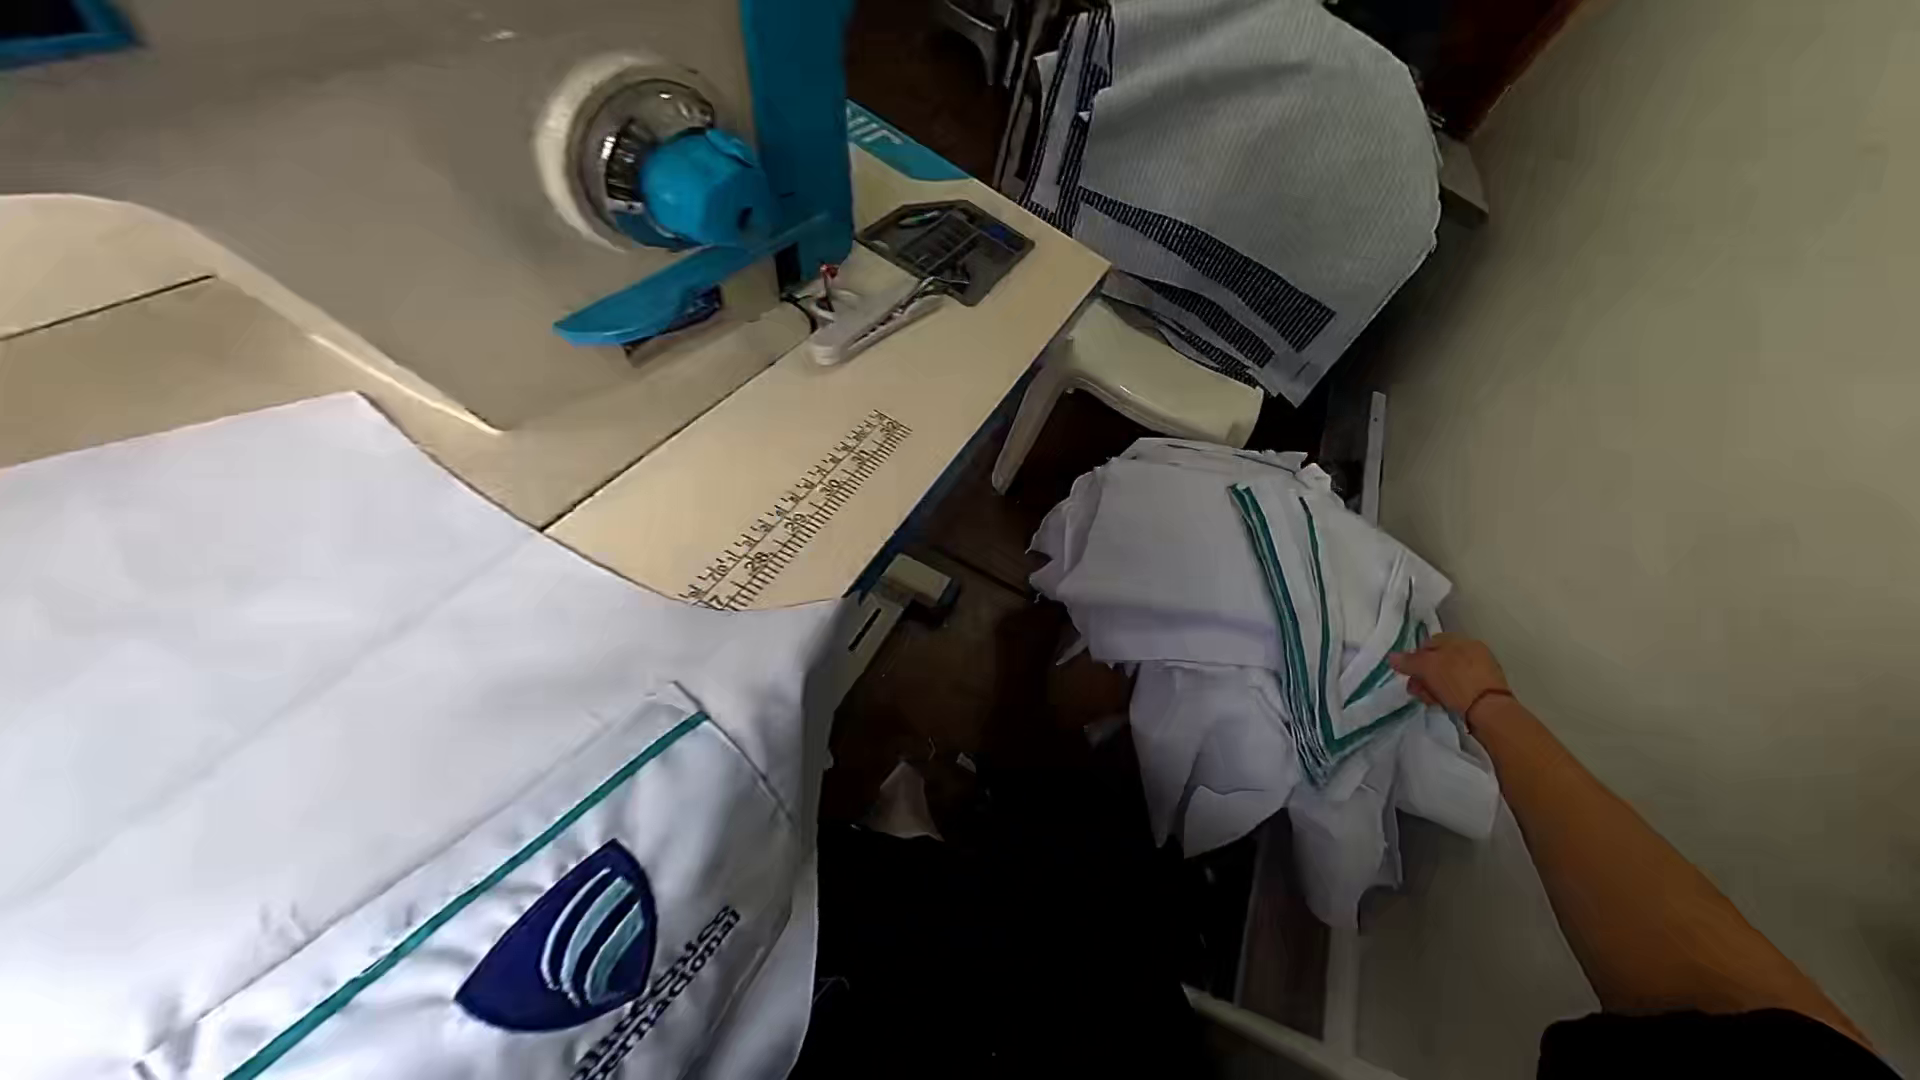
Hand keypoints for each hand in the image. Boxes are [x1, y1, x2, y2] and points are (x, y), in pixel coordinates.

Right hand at [1389, 633, 1510, 717]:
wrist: (1489, 711)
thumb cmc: (1455, 682)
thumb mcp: (1425, 667)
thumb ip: (1406, 661)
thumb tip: (1392, 657)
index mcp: (1462, 640)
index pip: (1429, 643)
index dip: (1414, 657)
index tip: (1408, 672)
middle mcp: (1473, 652)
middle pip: (1437, 661)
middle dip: (1422, 674)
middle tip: (1414, 688)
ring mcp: (1481, 671)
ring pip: (1445, 675)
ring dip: (1431, 686)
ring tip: (1427, 699)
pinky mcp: (1485, 689)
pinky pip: (1458, 687)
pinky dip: (1446, 693)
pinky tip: (1441, 702)